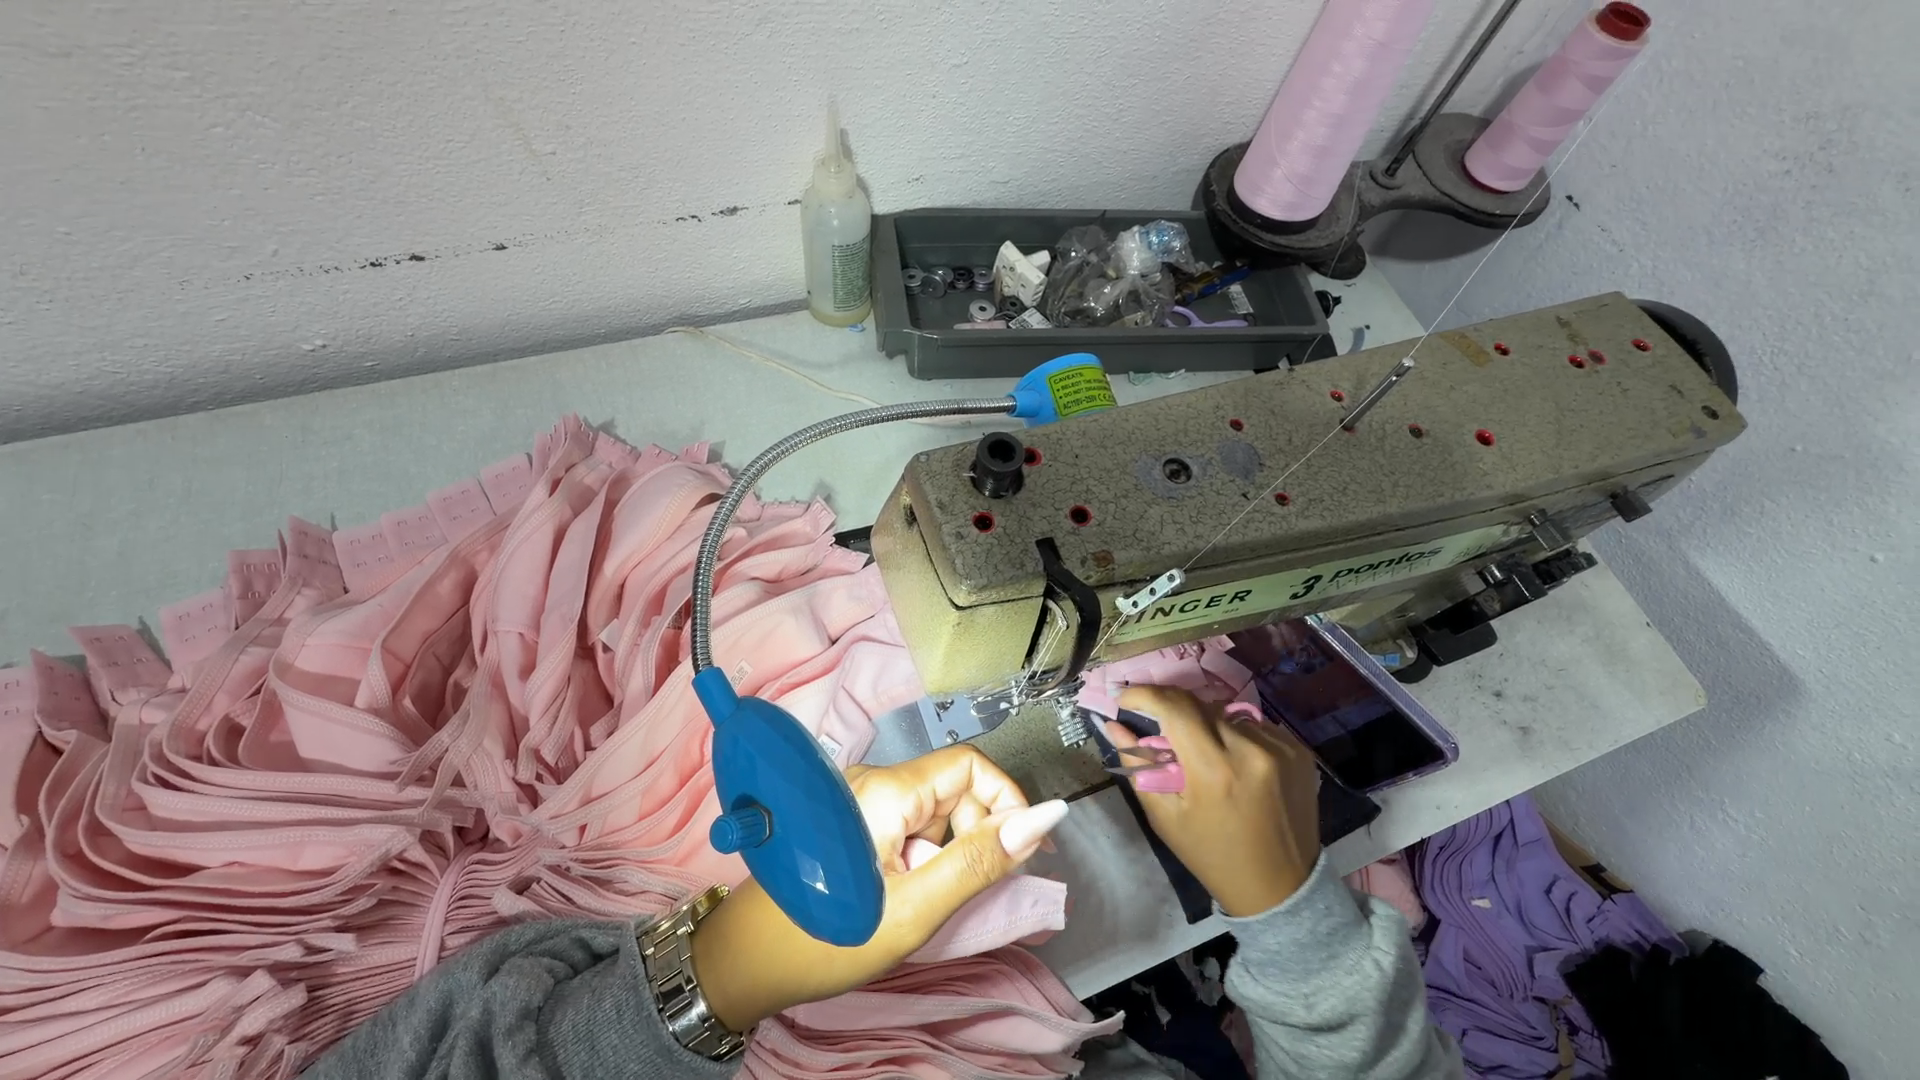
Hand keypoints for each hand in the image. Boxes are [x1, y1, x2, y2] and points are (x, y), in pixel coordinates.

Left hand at [689, 745, 1069, 1030]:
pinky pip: (906, 823)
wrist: (745, 962)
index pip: (970, 765)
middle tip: (965, 890)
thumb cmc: (827, 939)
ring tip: (925, 898)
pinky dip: (923, 854)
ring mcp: (856, 798)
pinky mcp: (849, 819)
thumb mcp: (914, 909)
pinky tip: (904, 892)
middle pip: (953, 787)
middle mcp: (870, 780)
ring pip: (932, 809)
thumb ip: (979, 862)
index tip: (1021, 853)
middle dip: (974, 833)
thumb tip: (1045, 817)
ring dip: (947, 850)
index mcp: (886, 789)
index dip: (1006, 801)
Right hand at [1109, 685, 1319, 916]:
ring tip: (1203, 756)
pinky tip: (1235, 764)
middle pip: (1200, 706)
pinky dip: (1237, 736)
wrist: (1279, 888)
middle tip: (1161, 734)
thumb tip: (1115, 725)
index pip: (1174, 707)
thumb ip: (1139, 764)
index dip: (1145, 695)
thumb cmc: (1212, 855)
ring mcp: (1281, 748)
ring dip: (1207, 726)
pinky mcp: (1299, 751)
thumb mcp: (1165, 816)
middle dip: (1173, 713)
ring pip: (1227, 714)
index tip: (1125, 698)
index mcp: (1214, 769)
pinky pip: (1256, 726)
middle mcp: (1251, 749)